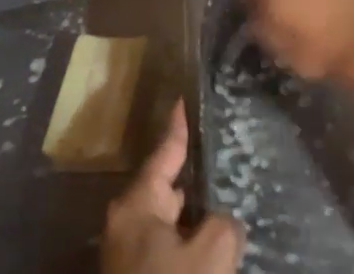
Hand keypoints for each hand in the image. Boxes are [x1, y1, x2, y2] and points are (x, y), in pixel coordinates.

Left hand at [101, 104, 242, 273]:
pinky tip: (214, 233)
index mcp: (137, 205)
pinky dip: (190, 235)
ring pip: (169, 217)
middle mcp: (127, 222)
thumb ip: (224, 223)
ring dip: (195, 209)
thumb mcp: (213, 250)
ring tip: (225, 187)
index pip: (165, 152)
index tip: (184, 99)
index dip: (179, 126)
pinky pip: (169, 243)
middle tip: (220, 146)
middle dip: (193, 170)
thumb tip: (218, 222)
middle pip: (166, 184)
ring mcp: (129, 253)